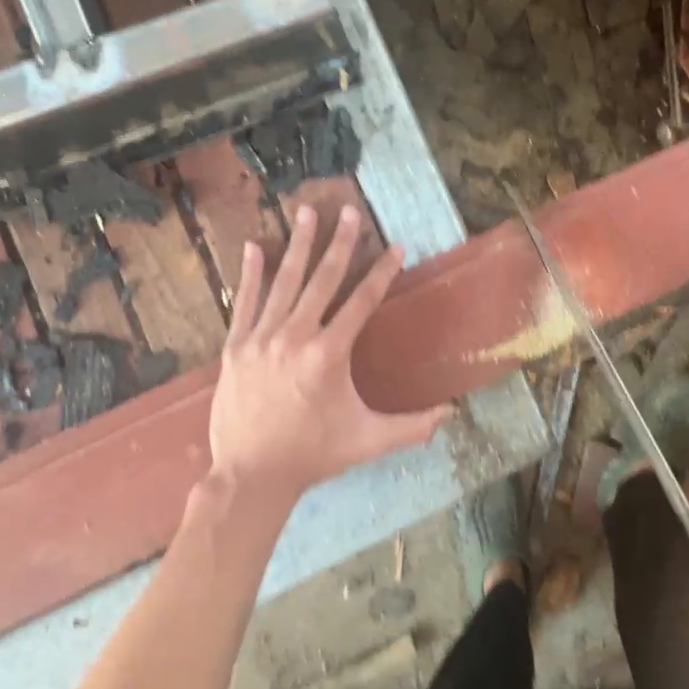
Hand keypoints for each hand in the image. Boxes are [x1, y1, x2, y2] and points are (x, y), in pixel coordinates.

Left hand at [205, 204, 453, 499]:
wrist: (251, 476)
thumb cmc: (314, 455)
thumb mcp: (369, 440)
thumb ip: (412, 426)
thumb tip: (453, 415)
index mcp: (329, 355)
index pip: (361, 302)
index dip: (382, 272)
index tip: (396, 246)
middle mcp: (295, 337)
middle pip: (323, 280)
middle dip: (340, 243)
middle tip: (350, 211)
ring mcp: (261, 340)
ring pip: (284, 283)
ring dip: (299, 246)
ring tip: (307, 213)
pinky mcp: (236, 349)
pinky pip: (245, 303)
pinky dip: (251, 275)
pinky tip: (256, 247)